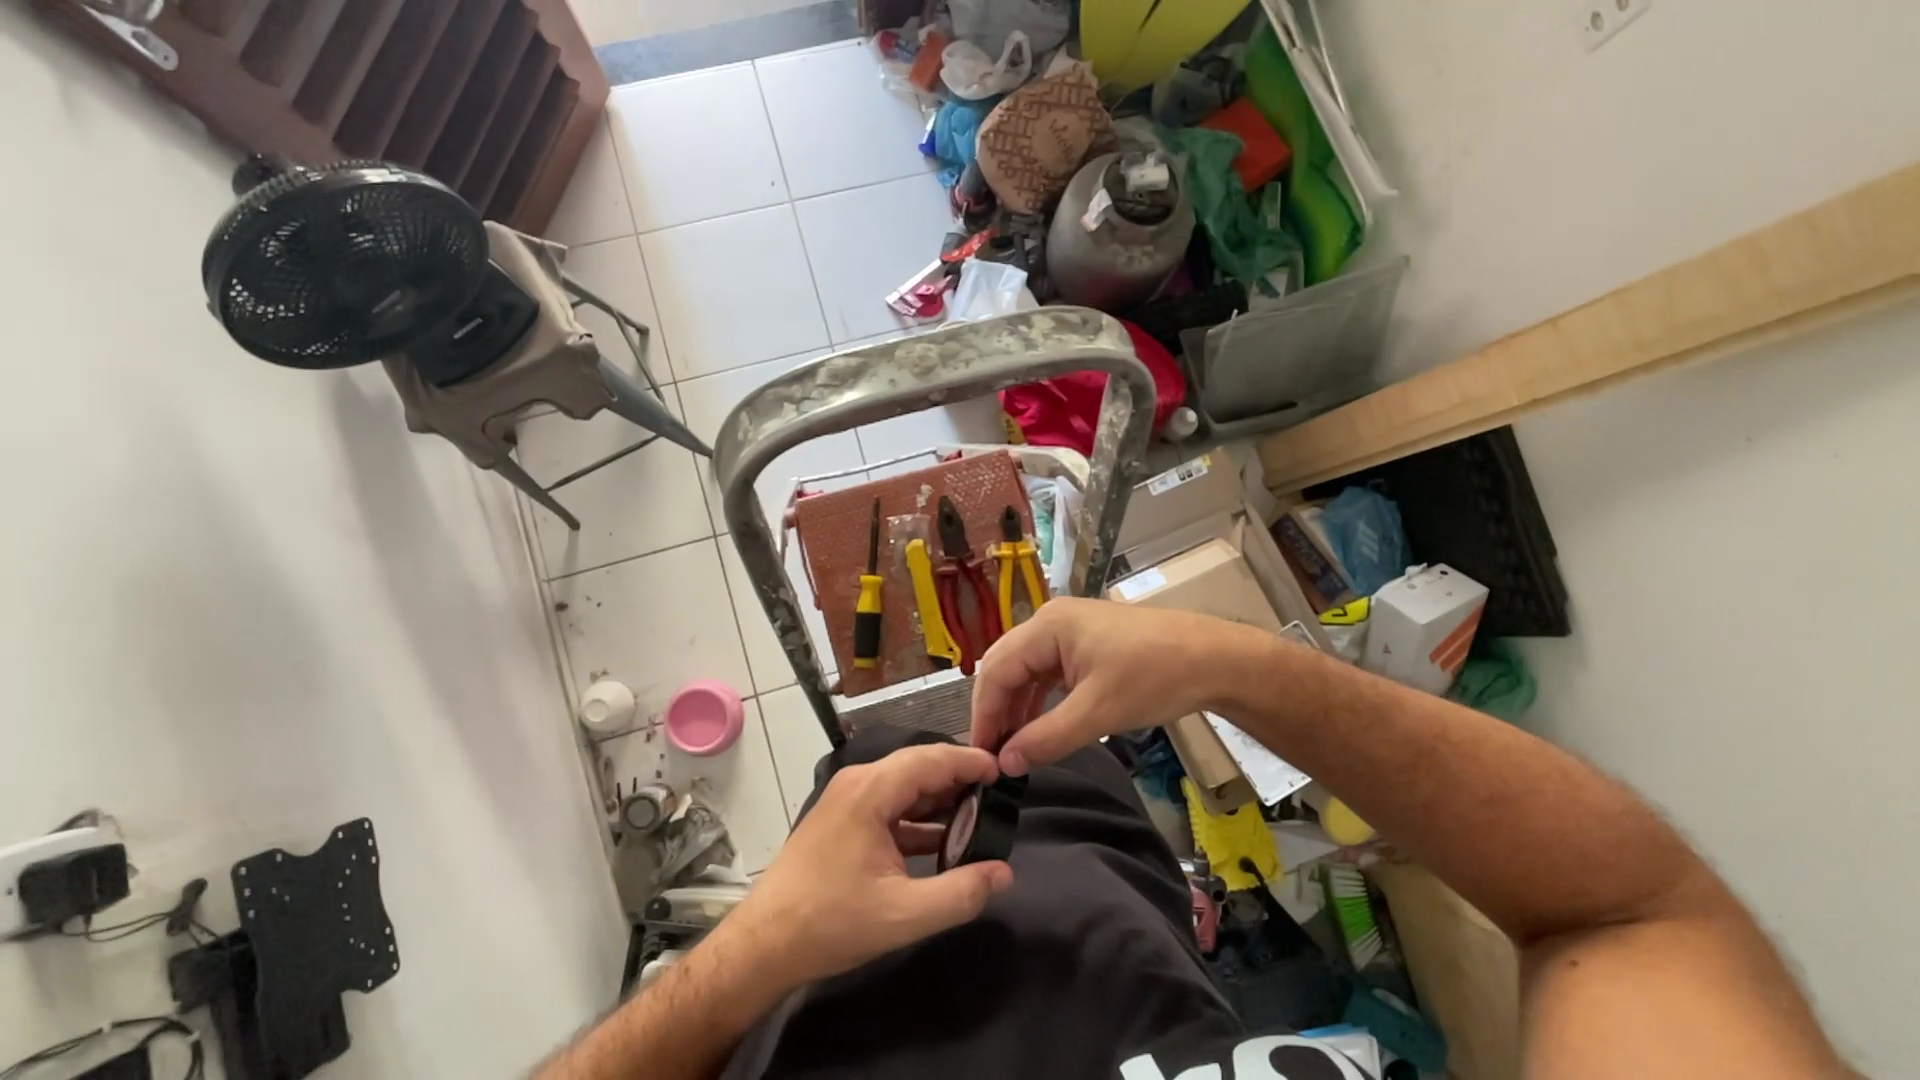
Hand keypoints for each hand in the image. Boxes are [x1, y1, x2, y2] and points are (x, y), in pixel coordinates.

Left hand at [721, 743, 1013, 987]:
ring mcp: (847, 802)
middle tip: (999, 798)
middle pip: (918, 768)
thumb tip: (1004, 873)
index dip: (970, 763)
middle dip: (959, 781)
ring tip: (980, 820)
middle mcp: (858, 784)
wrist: (765, 944)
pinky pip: (889, 808)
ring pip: (904, 789)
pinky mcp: (843, 823)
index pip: (930, 759)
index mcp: (870, 791)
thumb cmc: (831, 922)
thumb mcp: (904, 914)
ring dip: (940, 802)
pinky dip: (918, 821)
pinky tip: (944, 844)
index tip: (1006, 772)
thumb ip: (961, 893)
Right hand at [969, 598, 1254, 775]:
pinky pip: (1048, 673)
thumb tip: (1005, 764)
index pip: (996, 669)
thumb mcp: (1098, 713)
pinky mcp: (1087, 644)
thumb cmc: (1155, 678)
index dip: (984, 714)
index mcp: (1048, 625)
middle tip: (992, 753)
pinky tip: (1037, 727)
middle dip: (996, 709)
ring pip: (1026, 671)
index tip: (981, 755)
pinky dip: (1038, 700)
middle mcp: (1051, 621)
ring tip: (1011, 747)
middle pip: (1006, 665)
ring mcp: (1070, 630)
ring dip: (1016, 707)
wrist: (1215, 660)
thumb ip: (1046, 739)